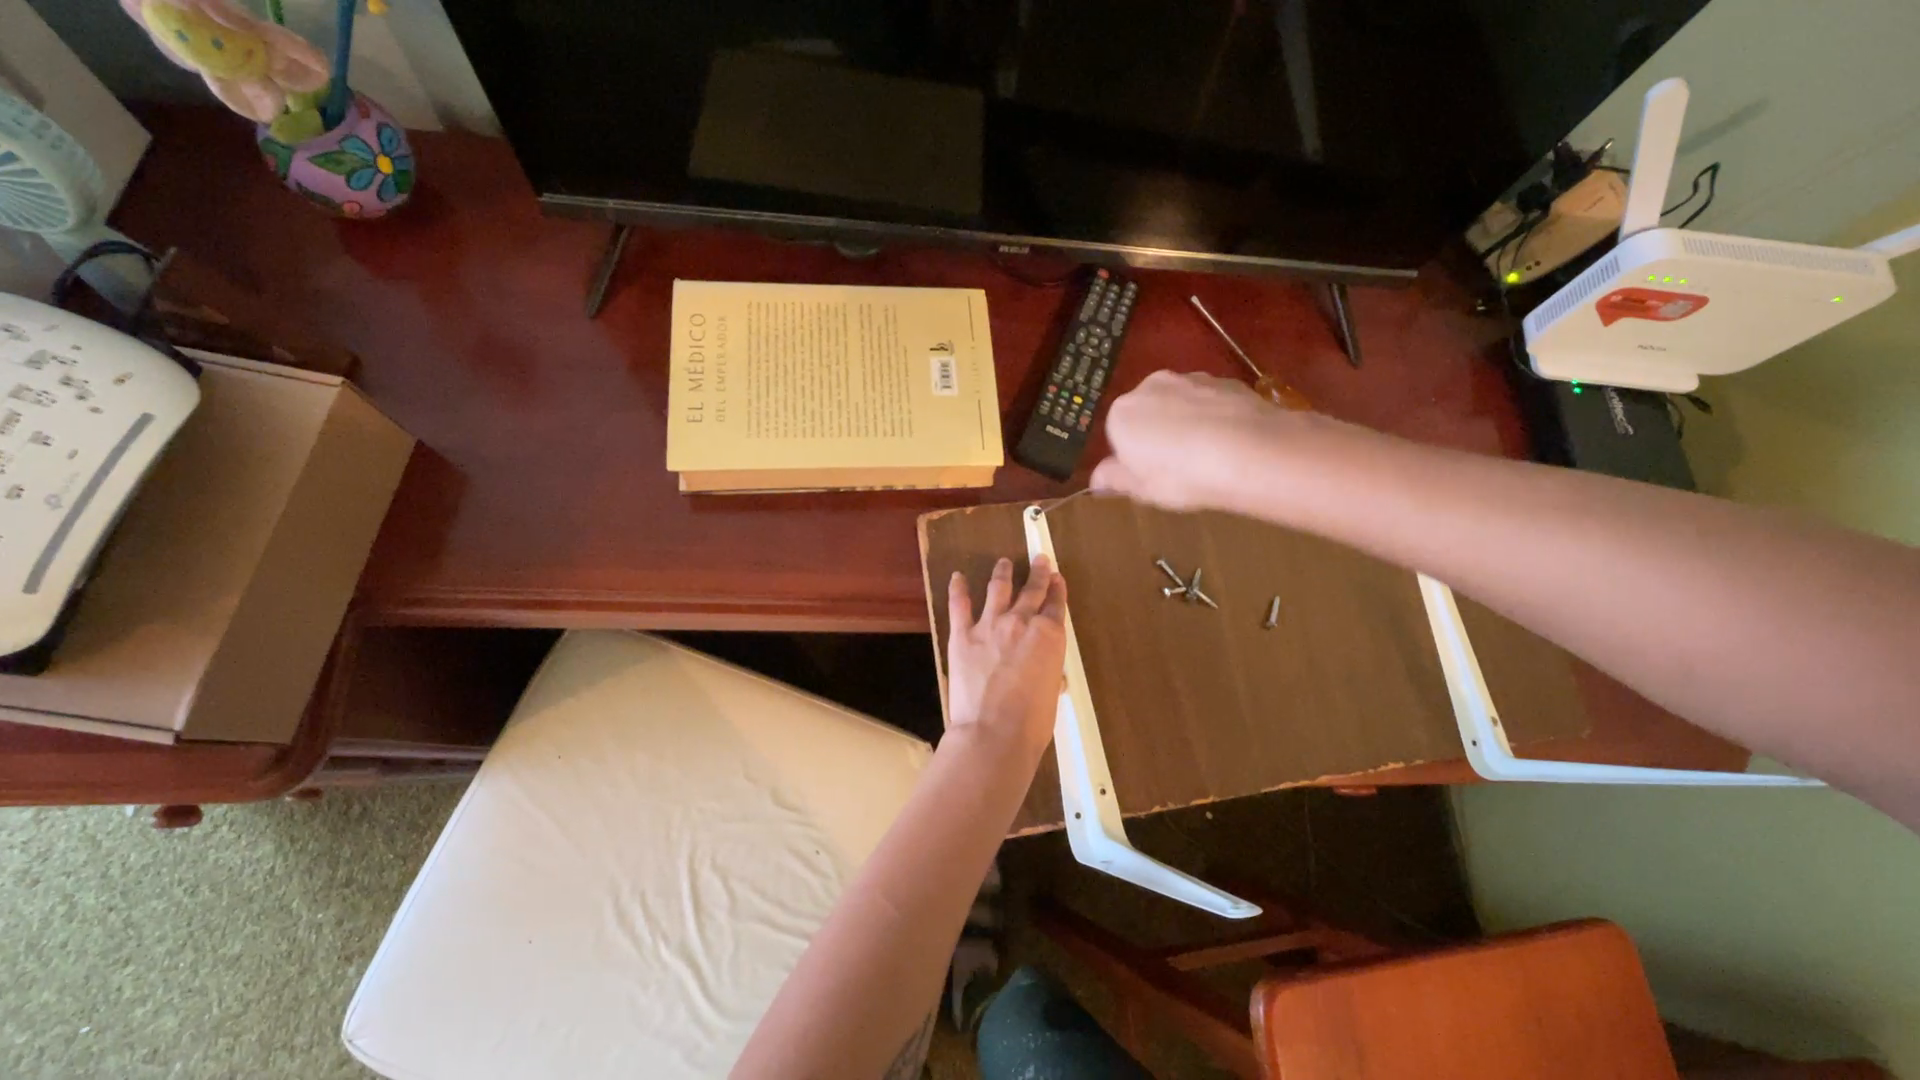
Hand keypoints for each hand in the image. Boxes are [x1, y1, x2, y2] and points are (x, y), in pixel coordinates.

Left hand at [946, 555, 1067, 754]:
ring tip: (1004, 563)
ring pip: (998, 589)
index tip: (1057, 578)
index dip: (1058, 590)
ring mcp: (989, 625)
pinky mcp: (962, 635)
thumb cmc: (1032, 722)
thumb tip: (1047, 672)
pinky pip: (959, 605)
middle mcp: (1021, 622)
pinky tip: (957, 577)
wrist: (993, 732)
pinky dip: (958, 589)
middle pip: (1032, 591)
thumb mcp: (1052, 693)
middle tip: (1040, 560)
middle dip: (1038, 574)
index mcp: (1049, 637)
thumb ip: (1049, 673)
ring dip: (1002, 574)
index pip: (1056, 605)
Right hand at [1089, 371, 1284, 511]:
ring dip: (1188, 422)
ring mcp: (1191, 379)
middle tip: (1180, 467)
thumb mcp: (1142, 489)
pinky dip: (1216, 416)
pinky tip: (1231, 441)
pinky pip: (1212, 401)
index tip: (1152, 475)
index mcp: (1122, 414)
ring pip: (1181, 402)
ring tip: (1209, 455)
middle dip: (1160, 433)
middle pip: (1149, 411)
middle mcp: (1151, 387)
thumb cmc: (1182, 476)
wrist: (1248, 452)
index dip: (1135, 456)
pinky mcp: (1226, 380)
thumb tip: (1097, 479)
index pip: (1119, 433)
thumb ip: (1116, 479)